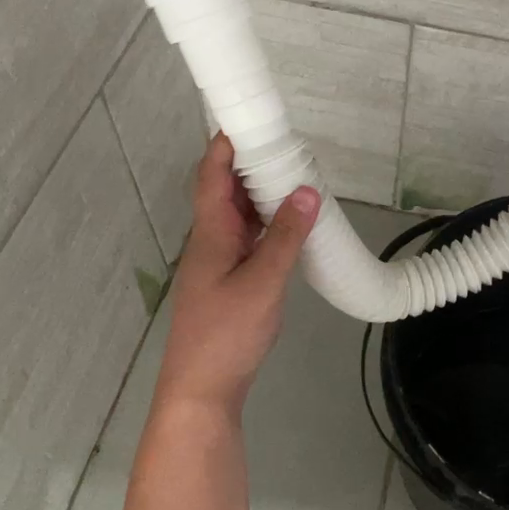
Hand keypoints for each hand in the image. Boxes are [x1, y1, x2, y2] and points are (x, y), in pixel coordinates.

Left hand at [156, 134, 320, 414]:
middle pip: (224, 192)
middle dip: (249, 165)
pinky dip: (267, 225)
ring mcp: (218, 264)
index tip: (249, 118)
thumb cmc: (226, 333)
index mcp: (210, 234)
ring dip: (260, 195)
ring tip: (294, 178)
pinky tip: (290, 227)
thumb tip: (306, 190)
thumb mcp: (263, 282)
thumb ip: (286, 237)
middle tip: (286, 146)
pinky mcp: (228, 284)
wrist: (202, 391)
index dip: (224, 145)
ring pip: (238, 217)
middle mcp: (210, 242)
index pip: (211, 177)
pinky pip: (247, 240)